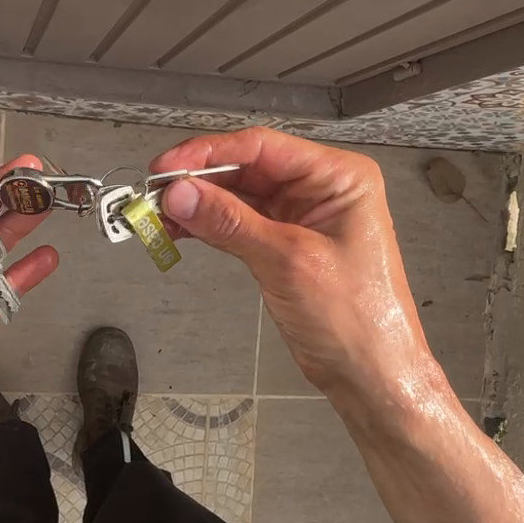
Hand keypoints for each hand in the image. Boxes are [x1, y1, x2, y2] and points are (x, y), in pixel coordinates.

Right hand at [150, 128, 446, 407]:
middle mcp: (319, 187)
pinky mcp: (283, 244)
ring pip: (237, 197)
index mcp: (337, 176)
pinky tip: (178, 231)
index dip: (209, 153)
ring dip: (197, 204)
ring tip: (156, 215)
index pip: (262, 147)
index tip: (165, 167)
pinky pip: (238, 224)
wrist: (370, 375)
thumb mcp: (287, 261)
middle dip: (198, 181)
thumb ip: (230, 223)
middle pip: (246, 168)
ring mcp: (300, 216)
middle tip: (153, 194)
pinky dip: (208, 227)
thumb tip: (177, 194)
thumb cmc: (353, 318)